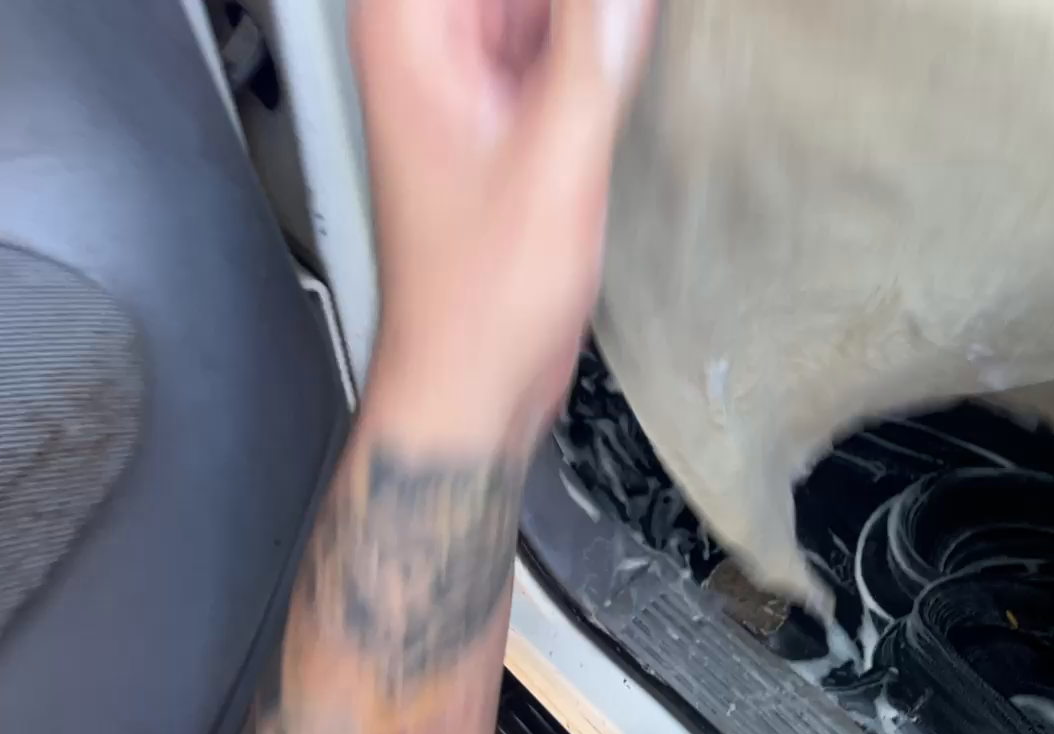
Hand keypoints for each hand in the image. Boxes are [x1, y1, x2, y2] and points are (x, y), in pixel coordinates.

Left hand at [352, 0, 655, 443]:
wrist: (477, 376)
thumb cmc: (483, 300)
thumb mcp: (555, 166)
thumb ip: (596, 56)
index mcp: (415, 30)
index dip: (571, 0)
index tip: (625, 16)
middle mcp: (436, 49)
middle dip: (589, 12)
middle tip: (639, 30)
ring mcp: (478, 90)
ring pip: (544, 13)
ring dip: (598, 25)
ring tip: (637, 48)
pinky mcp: (514, 129)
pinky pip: (560, 60)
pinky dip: (599, 55)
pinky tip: (635, 59)